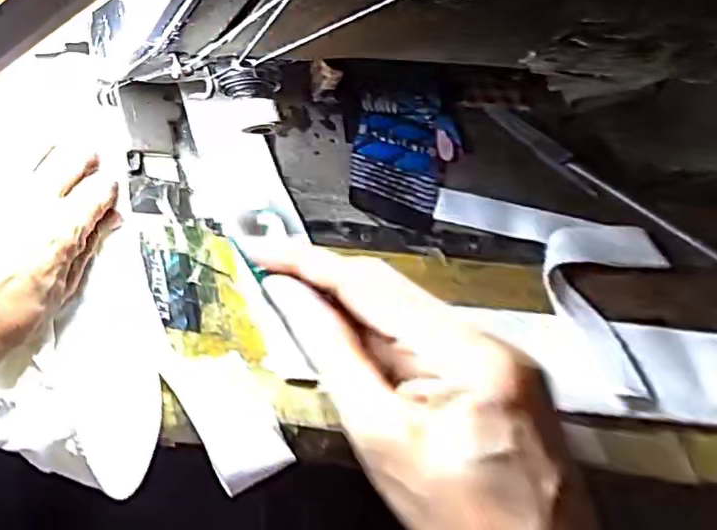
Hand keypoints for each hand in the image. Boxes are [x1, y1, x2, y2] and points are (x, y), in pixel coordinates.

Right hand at [250, 240, 593, 529]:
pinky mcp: (494, 377)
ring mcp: (499, 362)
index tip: (253, 250)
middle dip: (315, 274)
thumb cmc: (466, 517)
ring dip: (338, 298)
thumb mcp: (374, 426)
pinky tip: (337, 330)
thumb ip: (326, 345)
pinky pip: (413, 328)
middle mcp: (492, 346)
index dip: (298, 260)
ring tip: (287, 298)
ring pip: (394, 302)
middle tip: (260, 270)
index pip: (362, 282)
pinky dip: (366, 322)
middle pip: (381, 284)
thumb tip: (284, 291)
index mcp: (468, 354)